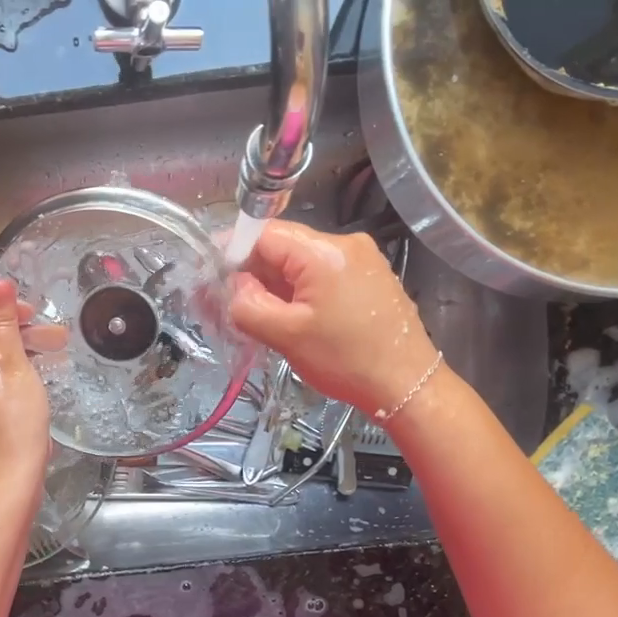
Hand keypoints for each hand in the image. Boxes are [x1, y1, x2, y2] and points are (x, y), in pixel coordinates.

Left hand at [0, 280, 51, 481]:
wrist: (16, 464)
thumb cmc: (15, 412)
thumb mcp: (12, 359)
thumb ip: (2, 320)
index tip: (23, 308)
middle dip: (16, 321)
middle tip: (46, 327)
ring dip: (25, 340)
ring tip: (58, 342)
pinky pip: (0, 367)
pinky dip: (21, 360)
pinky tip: (46, 361)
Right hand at [230, 220, 443, 416]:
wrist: (406, 382)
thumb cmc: (346, 360)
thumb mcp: (286, 336)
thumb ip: (249, 305)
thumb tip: (234, 285)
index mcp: (323, 252)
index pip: (264, 233)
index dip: (232, 252)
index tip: (211, 277)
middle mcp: (344, 243)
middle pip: (282, 247)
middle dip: (251, 274)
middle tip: (226, 304)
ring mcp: (360, 259)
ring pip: (299, 264)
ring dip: (274, 286)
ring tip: (256, 318)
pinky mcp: (367, 277)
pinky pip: (320, 276)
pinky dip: (298, 293)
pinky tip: (288, 319)